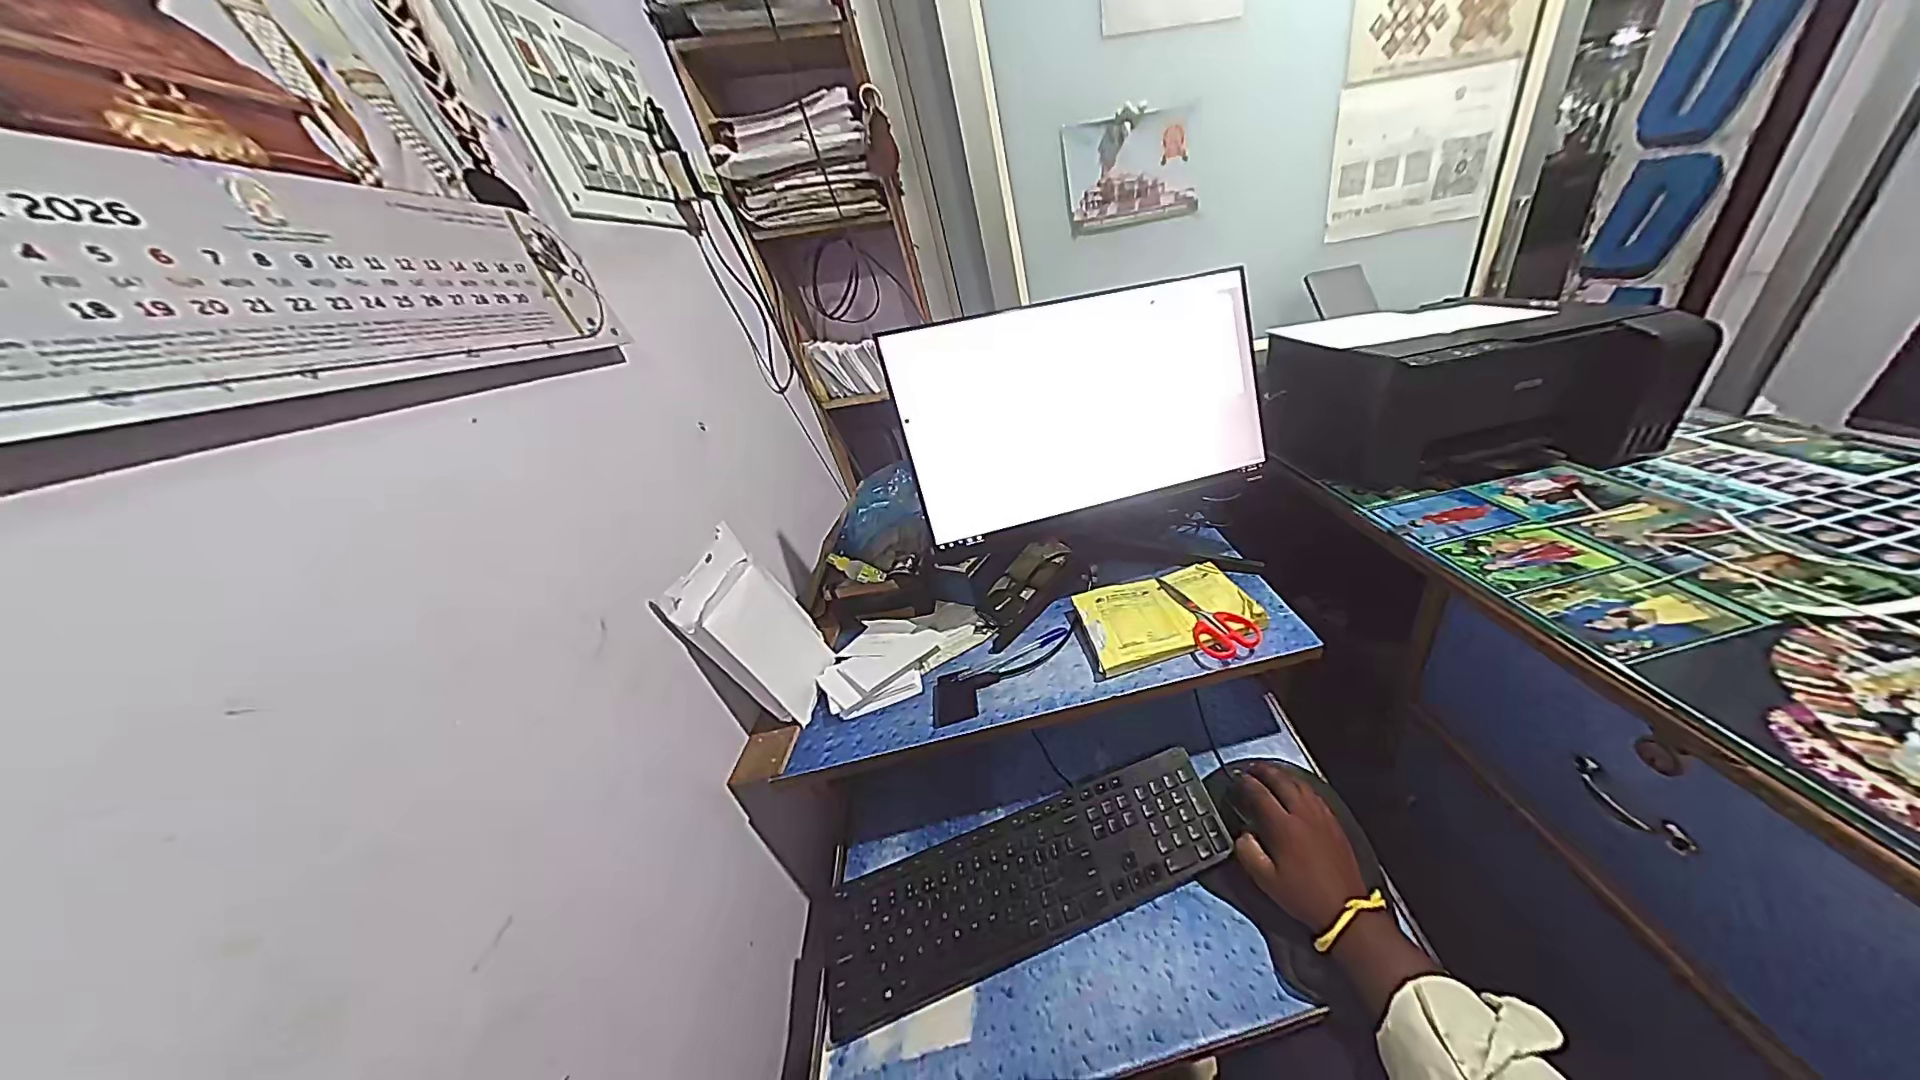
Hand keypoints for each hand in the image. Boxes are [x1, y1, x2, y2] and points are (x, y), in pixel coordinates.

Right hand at [1230, 763, 1367, 931]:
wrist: (1345, 911)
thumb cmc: (1304, 896)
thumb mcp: (1266, 880)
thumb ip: (1248, 852)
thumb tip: (1243, 835)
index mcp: (1283, 827)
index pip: (1259, 793)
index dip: (1245, 783)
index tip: (1237, 781)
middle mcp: (1303, 816)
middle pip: (1281, 781)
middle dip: (1263, 771)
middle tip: (1251, 769)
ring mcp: (1322, 818)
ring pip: (1300, 784)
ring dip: (1283, 774)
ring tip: (1272, 773)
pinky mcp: (1335, 824)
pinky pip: (1315, 795)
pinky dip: (1301, 785)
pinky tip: (1297, 789)